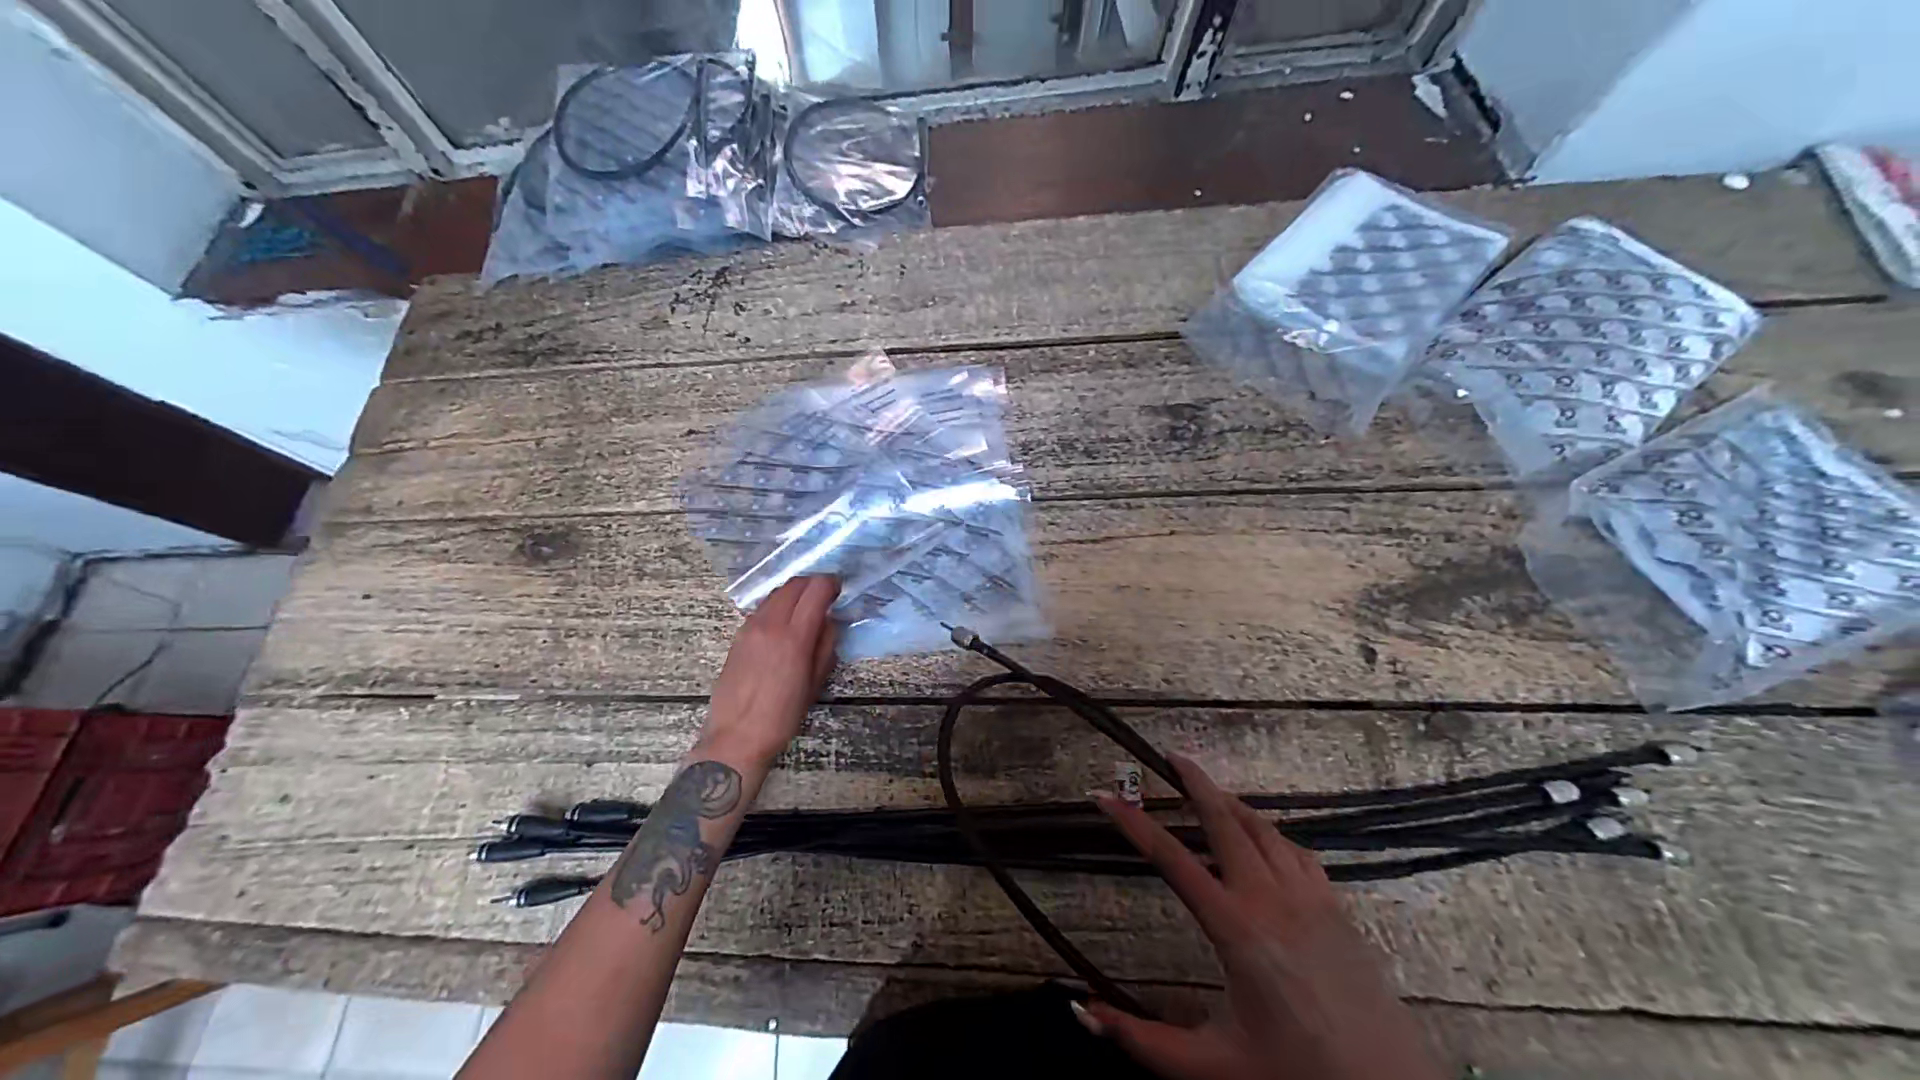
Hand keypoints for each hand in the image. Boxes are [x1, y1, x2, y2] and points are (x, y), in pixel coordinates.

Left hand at [700, 576, 839, 764]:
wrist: (737, 736)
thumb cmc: (783, 716)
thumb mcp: (815, 682)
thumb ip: (825, 645)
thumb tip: (828, 621)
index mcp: (794, 637)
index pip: (816, 589)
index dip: (831, 584)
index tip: (839, 590)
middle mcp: (770, 624)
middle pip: (794, 584)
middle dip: (813, 584)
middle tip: (826, 596)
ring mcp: (749, 628)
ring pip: (776, 593)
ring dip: (795, 593)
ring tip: (806, 609)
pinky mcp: (738, 636)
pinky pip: (762, 609)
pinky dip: (778, 606)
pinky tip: (785, 625)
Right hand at [1081, 757, 1446, 1079]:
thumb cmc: (1298, 1077)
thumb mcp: (1213, 1067)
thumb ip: (1143, 1041)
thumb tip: (1083, 1012)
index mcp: (1235, 928)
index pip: (1172, 860)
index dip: (1133, 824)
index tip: (1105, 796)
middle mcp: (1270, 899)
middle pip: (1226, 820)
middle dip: (1196, 782)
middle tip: (1171, 756)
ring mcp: (1309, 899)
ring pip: (1264, 829)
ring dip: (1232, 802)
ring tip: (1209, 789)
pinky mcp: (1337, 909)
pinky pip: (1297, 852)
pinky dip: (1271, 832)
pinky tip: (1263, 838)